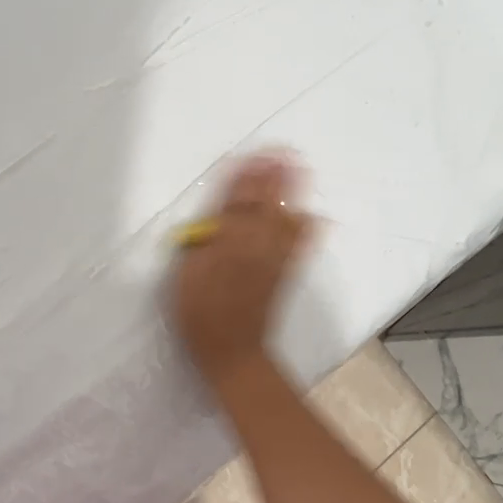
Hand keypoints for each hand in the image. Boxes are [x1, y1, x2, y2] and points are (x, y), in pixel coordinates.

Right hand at [171, 152, 313, 382]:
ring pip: (287, 216)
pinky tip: (314, 215)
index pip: (237, 200)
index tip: (250, 155)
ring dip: (293, 190)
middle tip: (282, 150)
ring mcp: (275, 258)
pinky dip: (308, 227)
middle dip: (274, 175)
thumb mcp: (188, 276)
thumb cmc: (200, 315)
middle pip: (267, 201)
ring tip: (299, 167)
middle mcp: (256, 243)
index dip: (244, 176)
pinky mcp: (286, 273)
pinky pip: (301, 244)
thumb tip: (216, 216)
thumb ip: (203, 242)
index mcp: (228, 241)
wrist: (233, 352)